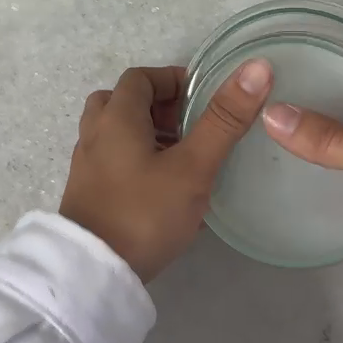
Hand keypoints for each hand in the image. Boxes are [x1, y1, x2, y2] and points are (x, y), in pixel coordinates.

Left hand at [59, 59, 272, 281]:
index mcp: (116, 115)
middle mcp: (95, 131)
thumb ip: (223, 120)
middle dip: (160, 108)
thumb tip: (256, 67)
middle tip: (193, 129)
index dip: (173, 81)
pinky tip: (163, 189)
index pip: (142, 77)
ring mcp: (86, 164)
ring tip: (183, 158)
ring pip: (117, 132)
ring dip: (148, 135)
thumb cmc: (145, 211)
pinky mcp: (87, 193)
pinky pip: (112, 160)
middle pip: (125, 101)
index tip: (203, 100)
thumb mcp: (192, 166)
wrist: (94, 275)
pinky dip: (136, 160)